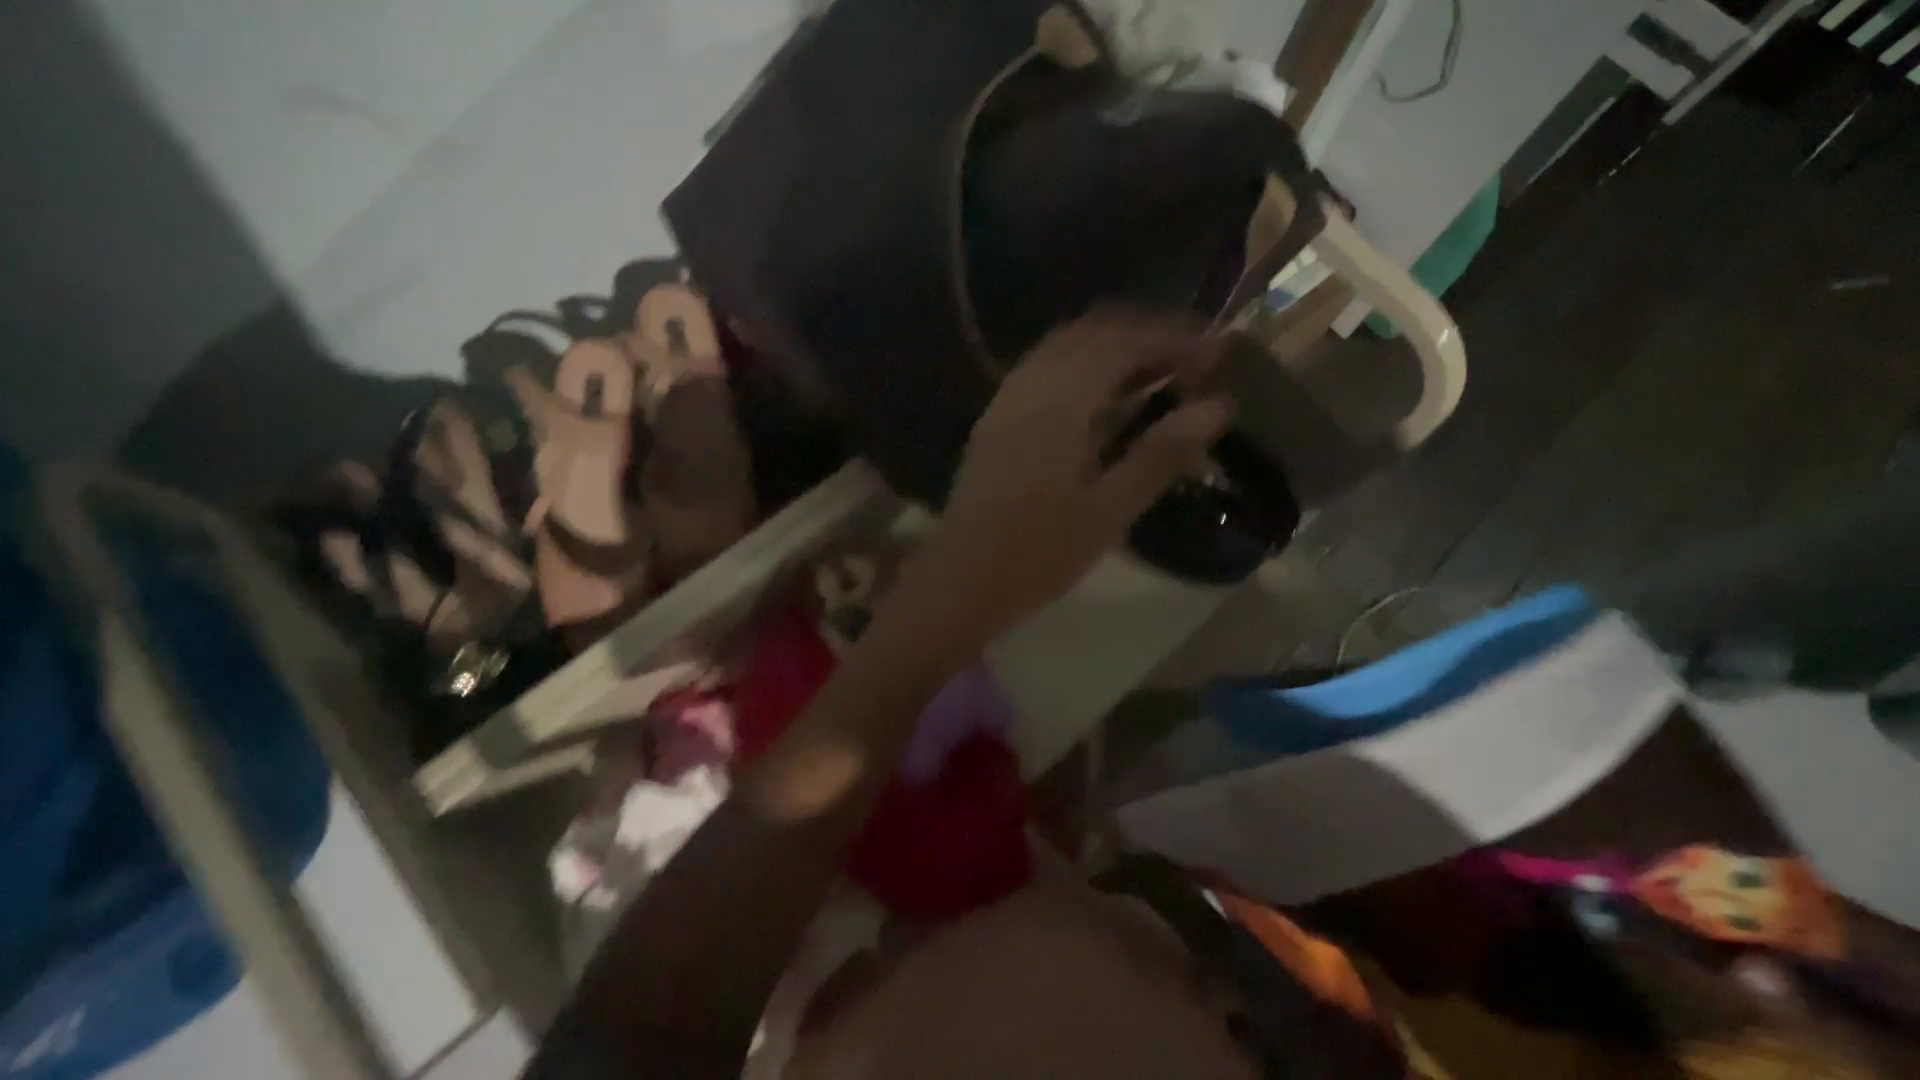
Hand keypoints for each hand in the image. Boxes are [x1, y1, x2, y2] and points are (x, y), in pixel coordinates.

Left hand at [907, 312, 1231, 640]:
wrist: (959, 584)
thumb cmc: (1038, 555)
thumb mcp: (1109, 511)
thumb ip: (1161, 454)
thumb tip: (1218, 407)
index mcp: (1060, 403)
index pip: (1124, 344)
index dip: (1173, 340)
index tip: (1217, 352)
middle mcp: (1029, 386)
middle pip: (1092, 333)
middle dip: (1145, 337)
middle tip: (1192, 362)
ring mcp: (1005, 401)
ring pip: (1063, 347)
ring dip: (1111, 347)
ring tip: (1155, 375)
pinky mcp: (994, 421)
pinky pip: (1042, 368)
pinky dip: (1081, 365)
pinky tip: (1101, 398)